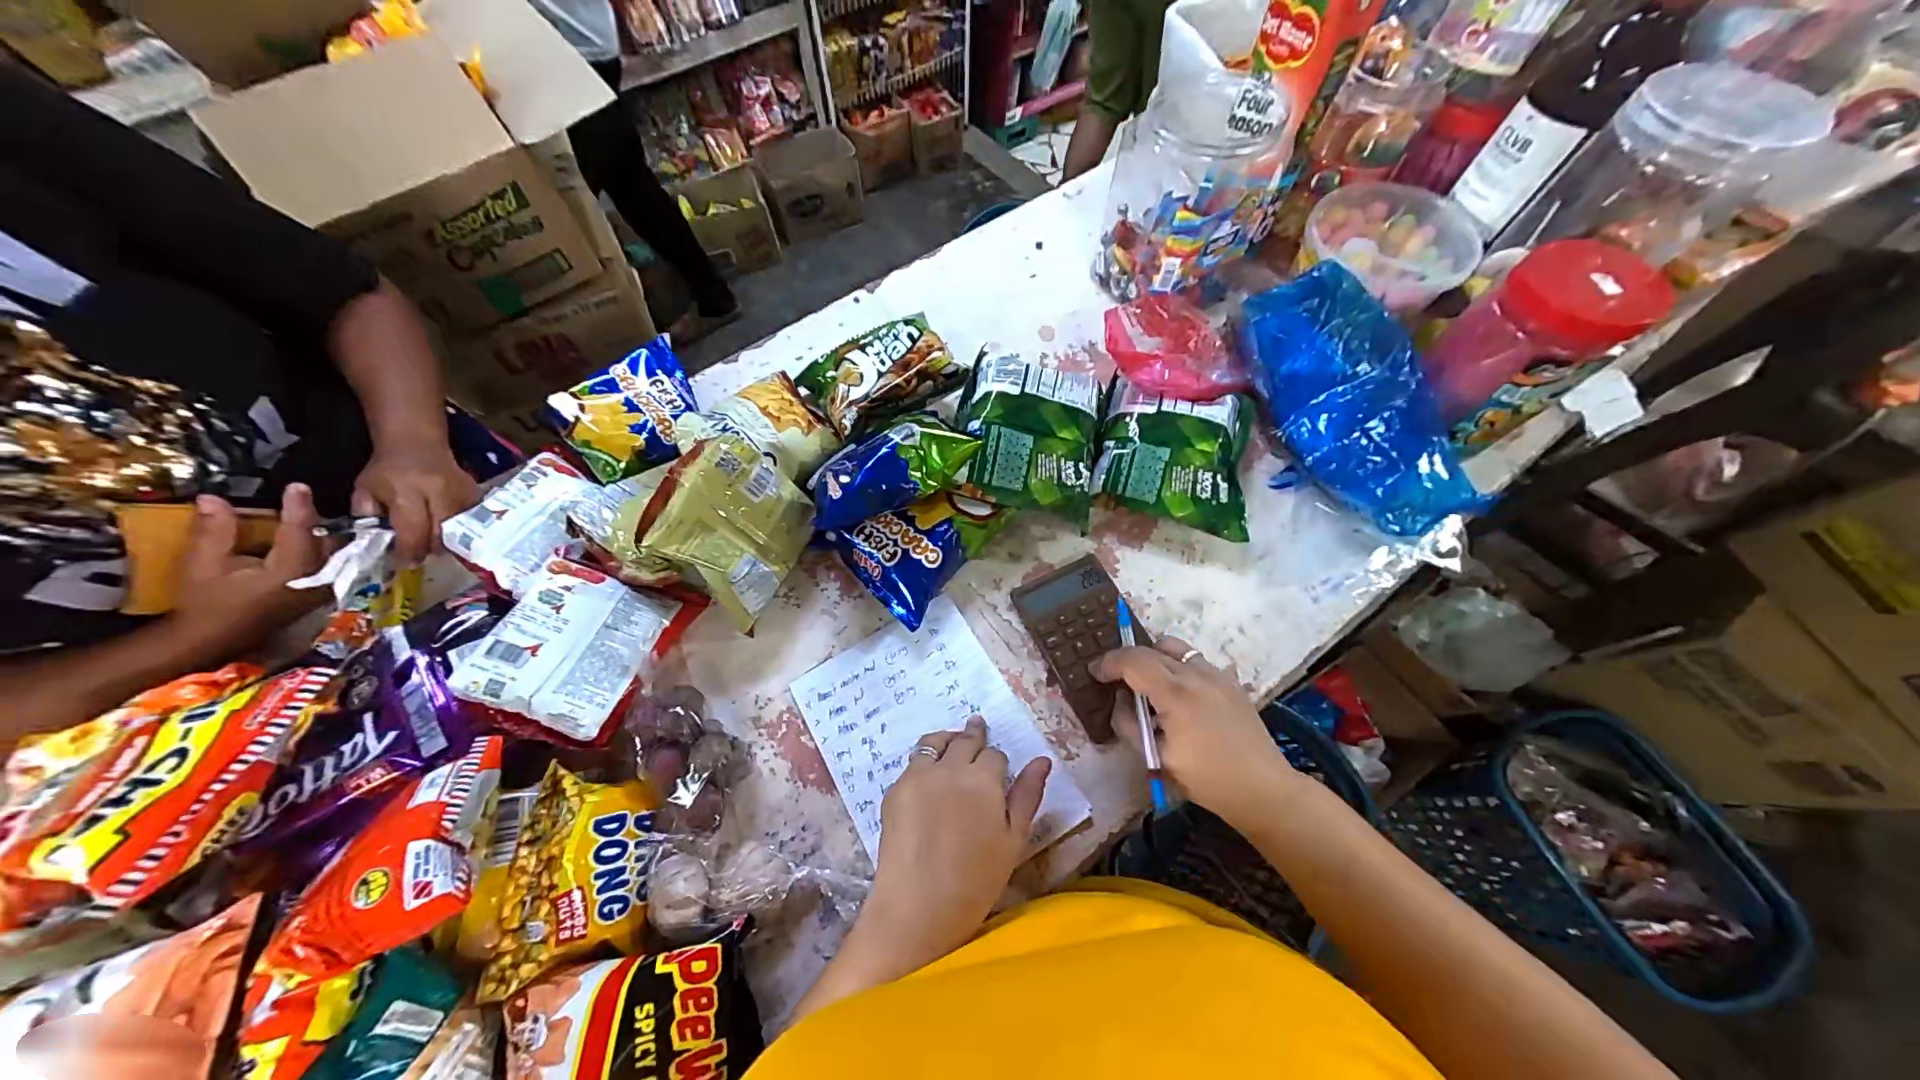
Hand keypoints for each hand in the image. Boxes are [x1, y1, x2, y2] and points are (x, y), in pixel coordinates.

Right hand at [173, 484, 329, 658]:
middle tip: (299, 501)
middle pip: (327, 540)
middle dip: (316, 520)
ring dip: (321, 535)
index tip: (298, 486)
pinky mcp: (319, 594)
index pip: (301, 529)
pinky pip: (330, 565)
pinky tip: (306, 541)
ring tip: (302, 518)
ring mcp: (322, 589)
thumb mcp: (202, 564)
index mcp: (292, 570)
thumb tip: (213, 498)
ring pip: (332, 553)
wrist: (209, 641)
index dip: (299, 506)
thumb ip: (215, 531)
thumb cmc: (205, 603)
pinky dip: (320, 550)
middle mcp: (317, 578)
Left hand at [352, 440, 477, 562]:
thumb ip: (368, 518)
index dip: (409, 552)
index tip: (403, 563)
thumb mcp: (365, 491)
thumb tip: (376, 545)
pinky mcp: (475, 494)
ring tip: (433, 543)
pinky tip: (449, 529)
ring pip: (459, 531)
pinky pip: (470, 521)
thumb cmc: (386, 469)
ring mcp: (461, 494)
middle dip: (429, 549)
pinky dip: (461, 530)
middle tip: (419, 555)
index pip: (413, 532)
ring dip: (446, 541)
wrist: (417, 443)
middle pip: (441, 535)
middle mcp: (439, 493)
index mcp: (407, 492)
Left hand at [862, 718, 1050, 973]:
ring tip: (953, 740)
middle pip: (964, 740)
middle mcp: (950, 767)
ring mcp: (918, 776)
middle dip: (974, 736)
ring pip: (934, 743)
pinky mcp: (894, 790)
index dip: (998, 762)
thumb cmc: (976, 880)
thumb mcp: (1014, 840)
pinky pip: (913, 764)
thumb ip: (1027, 795)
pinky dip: (925, 762)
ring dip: (947, 739)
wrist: (918, 906)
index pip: (995, 755)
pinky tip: (929, 777)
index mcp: (983, 779)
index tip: (999, 769)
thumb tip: (1042, 760)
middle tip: (977, 726)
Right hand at [1090, 637, 1305, 824]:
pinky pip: (1195, 661)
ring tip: (1148, 684)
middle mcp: (1197, 675)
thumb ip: (1129, 724)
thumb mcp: (1156, 758)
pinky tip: (1178, 695)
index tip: (1095, 673)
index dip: (1108, 663)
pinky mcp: (1231, 682)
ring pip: (1176, 648)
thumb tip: (1120, 701)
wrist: (1263, 789)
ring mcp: (1218, 675)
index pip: (1133, 661)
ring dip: (1154, 658)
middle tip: (1115, 680)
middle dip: (1127, 660)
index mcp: (1177, 695)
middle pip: (1152, 649)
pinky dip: (1177, 667)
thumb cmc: (1207, 780)